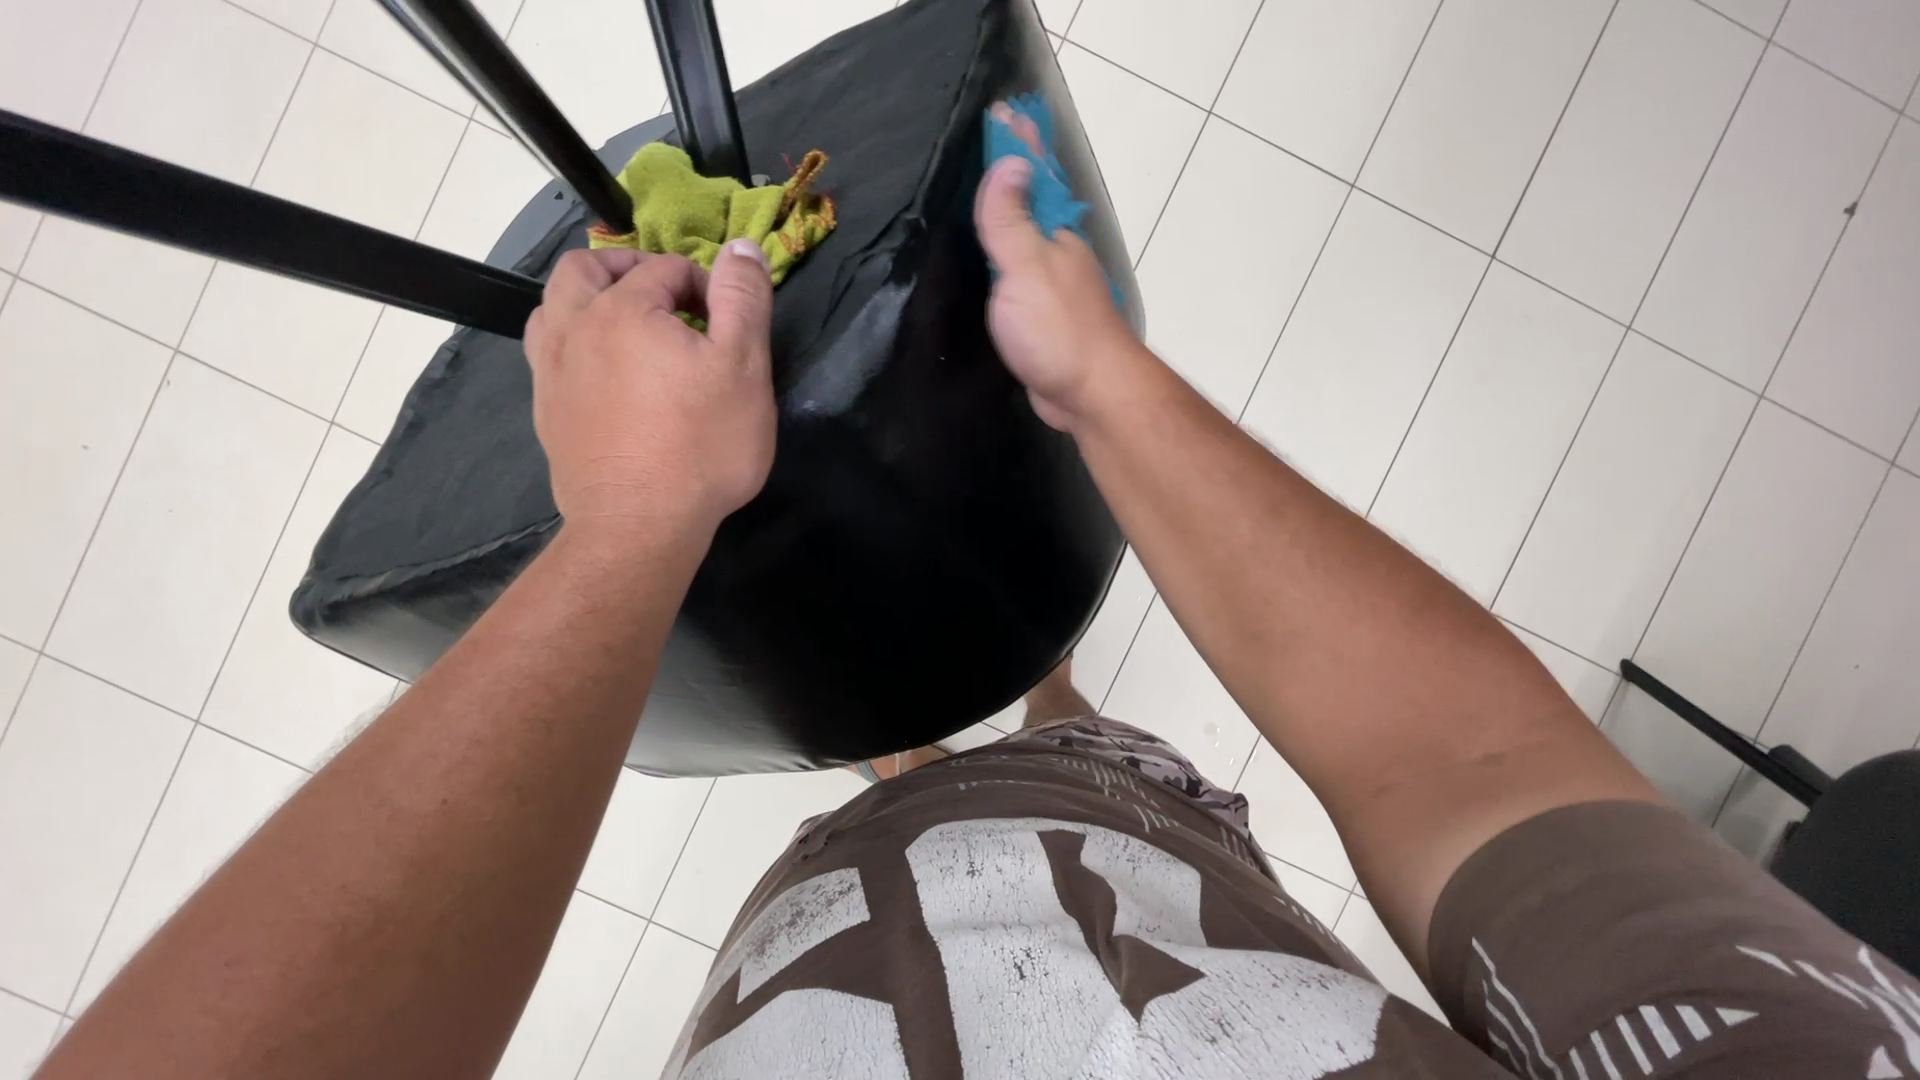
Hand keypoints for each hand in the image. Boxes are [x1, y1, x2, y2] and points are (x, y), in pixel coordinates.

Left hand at [523, 242, 775, 539]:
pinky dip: (575, 345)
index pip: (666, 269)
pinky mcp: (546, 410)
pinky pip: (549, 354)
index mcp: (625, 309)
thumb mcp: (744, 368)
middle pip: (587, 269)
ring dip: (589, 302)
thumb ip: (744, 300)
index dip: (705, 287)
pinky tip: (605, 375)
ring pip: (553, 307)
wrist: (640, 524)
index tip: (728, 326)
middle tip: (667, 302)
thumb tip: (742, 247)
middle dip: (629, 271)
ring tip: (628, 328)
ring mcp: (552, 370)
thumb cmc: (702, 445)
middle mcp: (575, 327)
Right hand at [974, 152, 1144, 431]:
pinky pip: (1019, 280)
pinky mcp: (1043, 321)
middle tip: (987, 149)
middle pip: (1031, 206)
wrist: (1091, 394)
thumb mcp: (1027, 269)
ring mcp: (1053, 289)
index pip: (1033, 176)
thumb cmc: (1058, 330)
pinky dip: (1005, 264)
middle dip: (1013, 176)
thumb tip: (1010, 161)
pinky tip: (991, 269)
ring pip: (1026, 244)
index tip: (1002, 112)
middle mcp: (1057, 255)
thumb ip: (1011, 221)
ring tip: (983, 201)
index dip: (1016, 146)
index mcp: (1054, 235)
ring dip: (1010, 219)